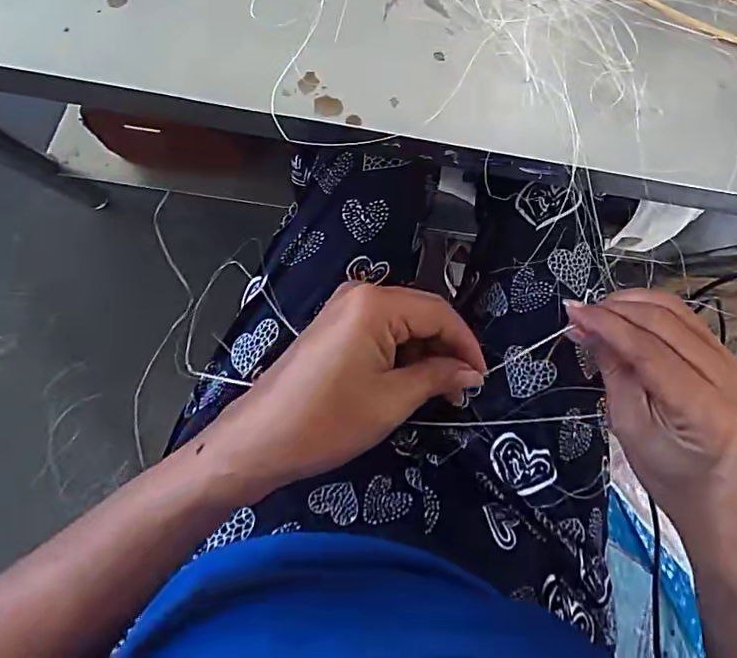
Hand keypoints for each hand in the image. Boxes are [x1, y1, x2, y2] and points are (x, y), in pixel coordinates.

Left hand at [206, 283, 486, 497]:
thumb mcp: (391, 401)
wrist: (254, 443)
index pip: (439, 312)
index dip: (466, 343)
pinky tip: (407, 380)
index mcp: (376, 303)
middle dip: (446, 348)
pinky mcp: (333, 325)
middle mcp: (360, 293)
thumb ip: (438, 377)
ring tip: (437, 390)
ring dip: (424, 352)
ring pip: (402, 322)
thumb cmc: (325, 421)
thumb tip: (471, 373)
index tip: (481, 376)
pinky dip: (400, 352)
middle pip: (421, 312)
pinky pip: (380, 329)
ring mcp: (343, 307)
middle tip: (462, 387)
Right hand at [565, 289, 736, 533]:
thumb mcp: (629, 426)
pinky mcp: (731, 356)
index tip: (577, 312)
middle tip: (584, 310)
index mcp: (705, 412)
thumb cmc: (667, 471)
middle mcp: (729, 382)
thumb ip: (612, 368)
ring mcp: (735, 365)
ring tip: (602, 310)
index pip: (650, 350)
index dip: (609, 325)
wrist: (709, 490)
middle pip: (666, 323)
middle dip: (618, 310)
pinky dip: (652, 311)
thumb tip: (588, 325)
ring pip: (678, 311)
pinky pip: (687, 319)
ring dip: (634, 304)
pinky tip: (628, 315)